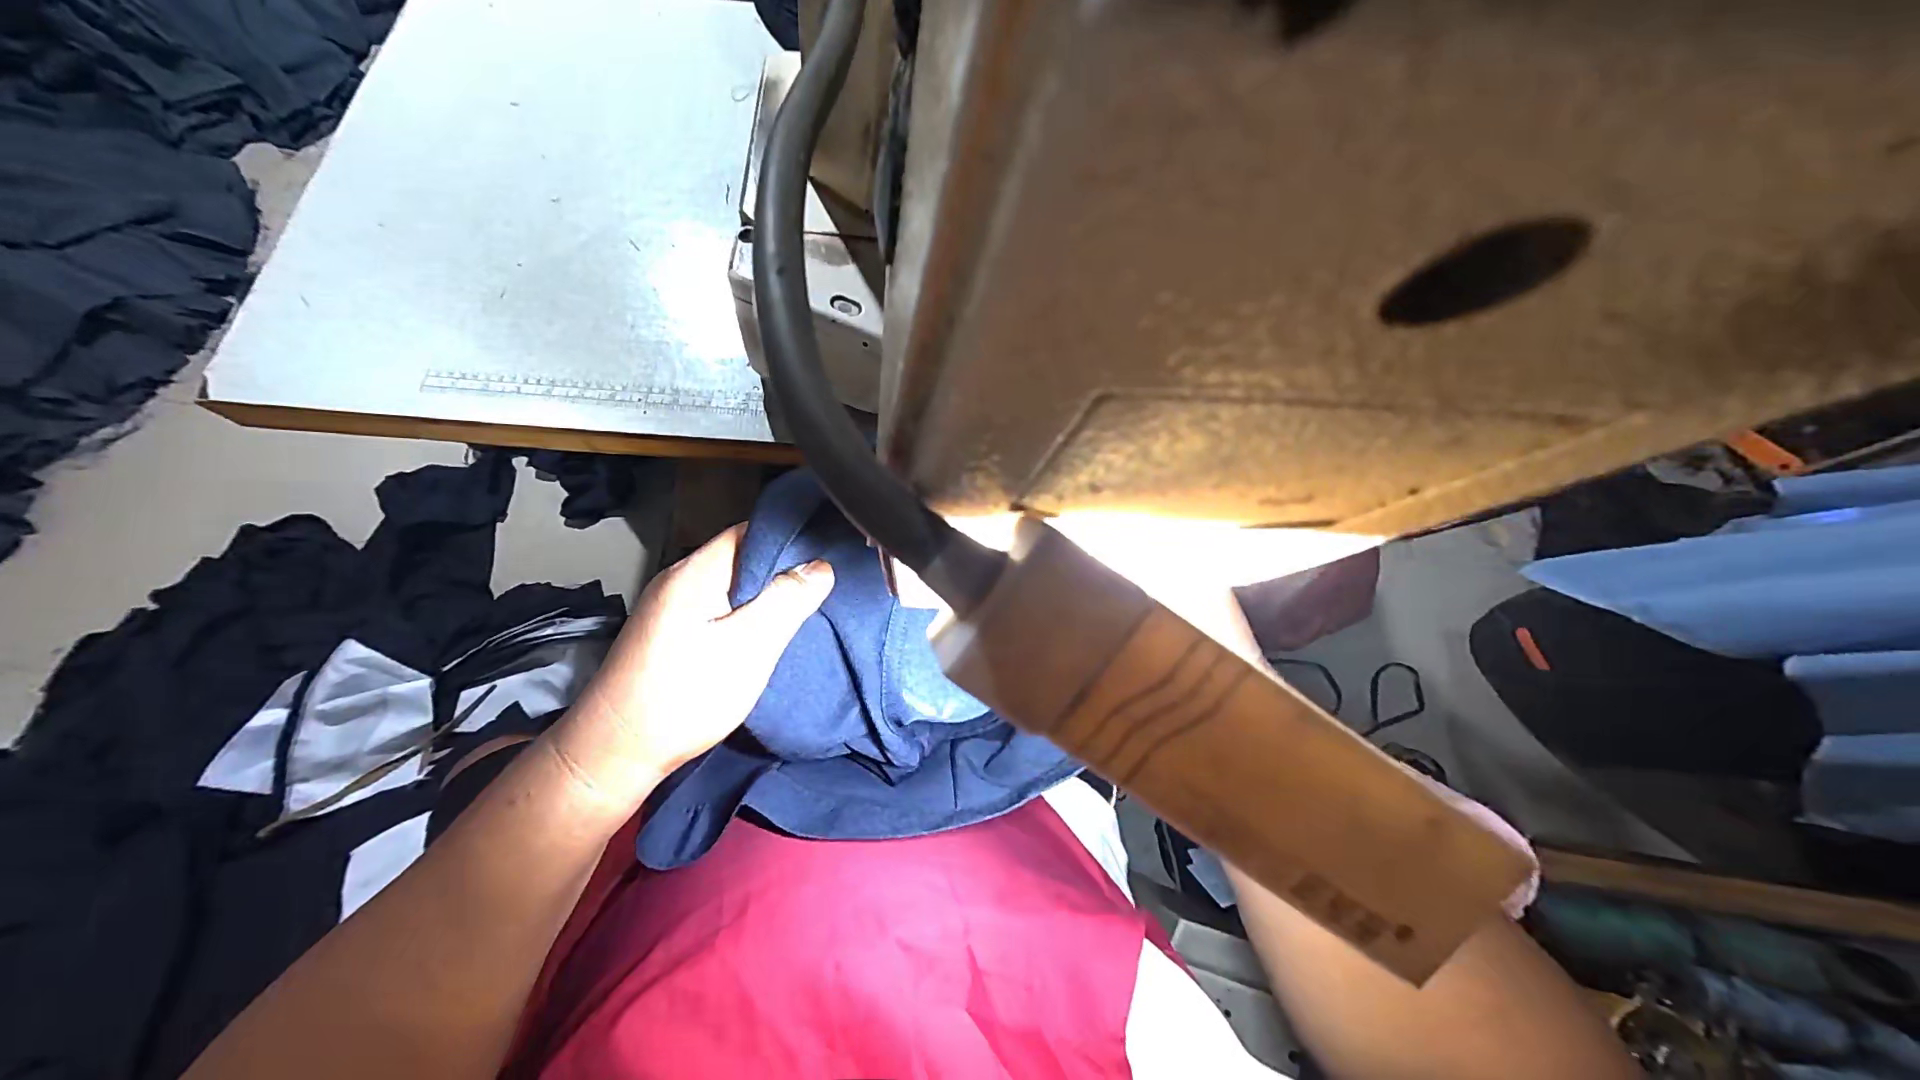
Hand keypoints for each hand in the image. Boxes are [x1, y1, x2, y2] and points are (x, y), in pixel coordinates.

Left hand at [542, 524, 833, 811]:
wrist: (614, 752)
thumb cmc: (683, 698)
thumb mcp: (749, 647)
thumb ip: (786, 601)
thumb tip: (819, 566)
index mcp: (695, 572)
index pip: (751, 531)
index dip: (790, 540)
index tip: (824, 560)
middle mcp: (677, 580)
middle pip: (741, 557)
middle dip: (780, 572)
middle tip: (816, 595)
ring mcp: (668, 606)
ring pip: (730, 585)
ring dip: (761, 597)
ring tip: (794, 618)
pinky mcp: (666, 632)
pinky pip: (716, 607)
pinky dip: (741, 616)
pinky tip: (758, 639)